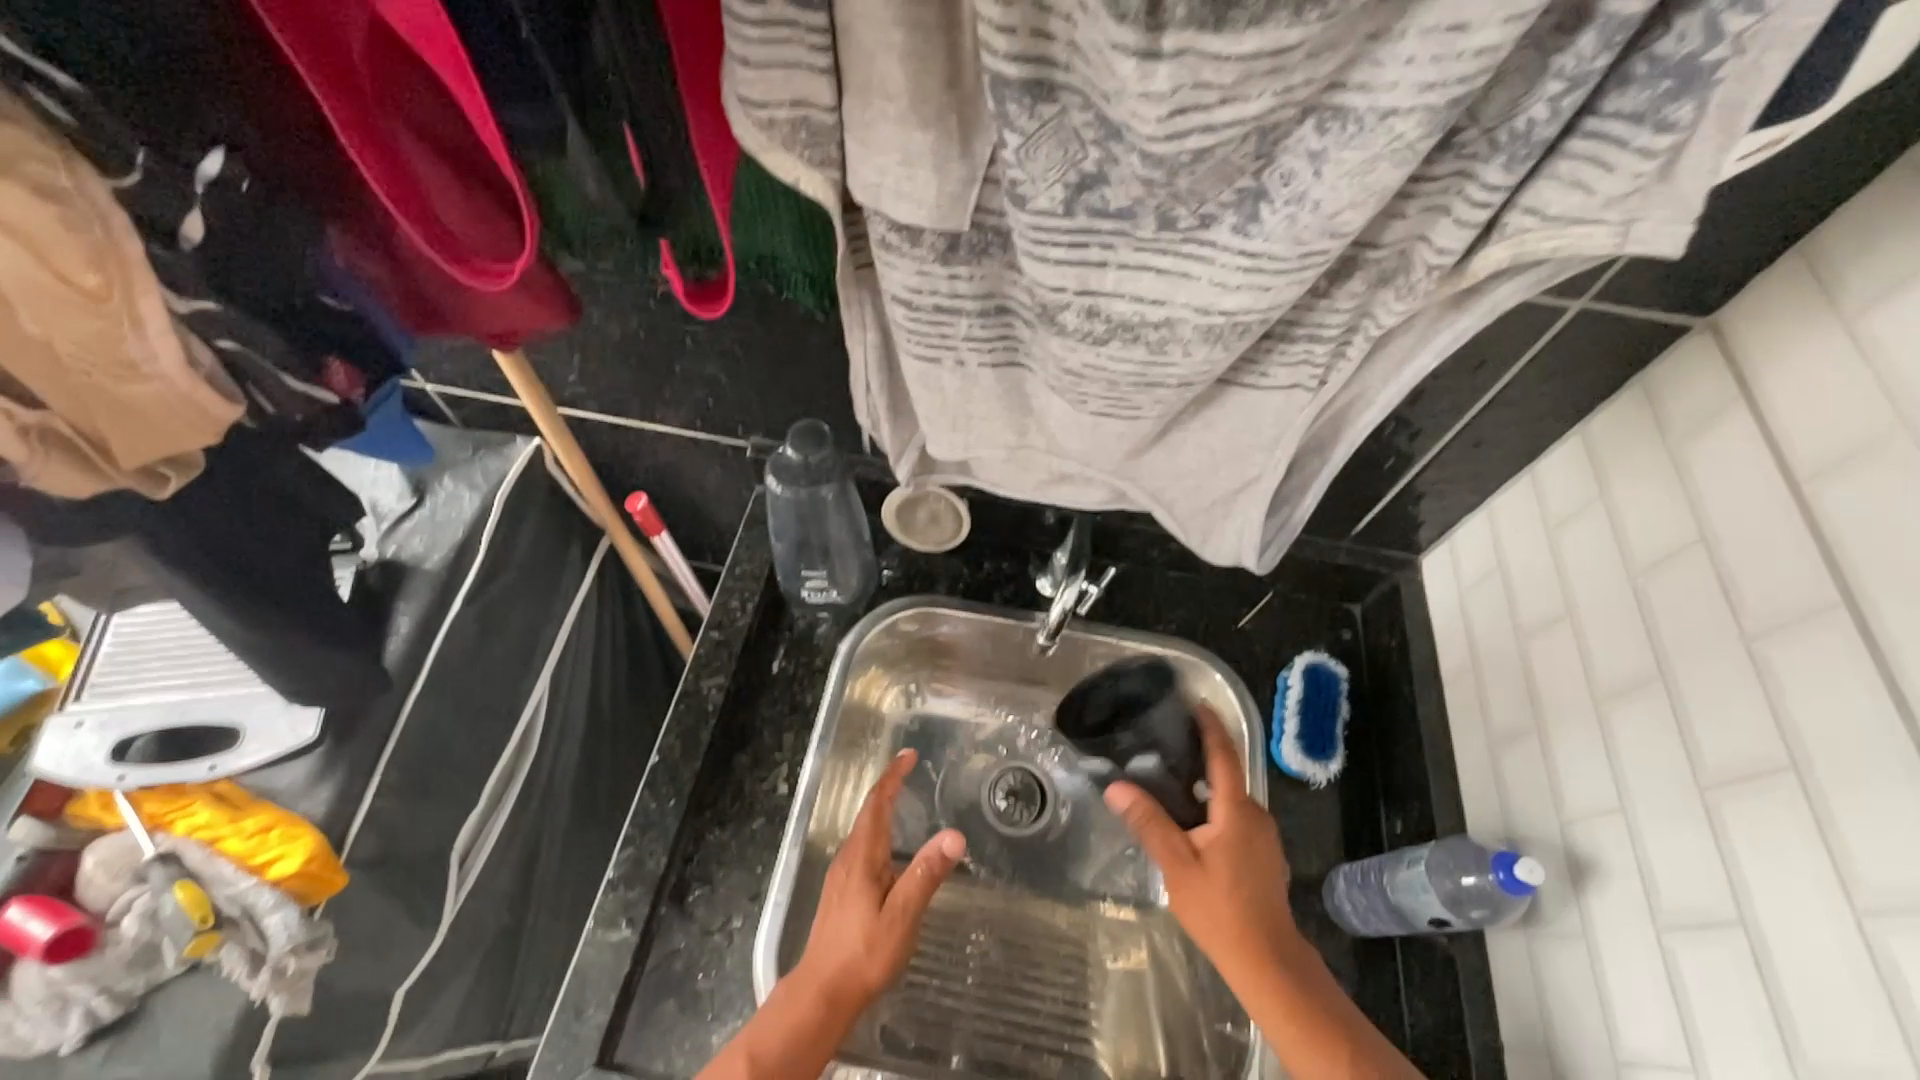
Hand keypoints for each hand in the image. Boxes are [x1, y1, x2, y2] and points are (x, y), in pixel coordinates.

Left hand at [794, 749, 966, 1013]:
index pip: (877, 804)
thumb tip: (954, 835)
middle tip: (910, 769)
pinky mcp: (841, 893)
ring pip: (863, 831)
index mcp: (862, 857)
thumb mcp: (902, 916)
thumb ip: (926, 874)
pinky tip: (890, 849)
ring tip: (902, 799)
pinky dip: (878, 832)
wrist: (822, 992)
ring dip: (882, 809)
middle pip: (868, 813)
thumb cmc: (863, 954)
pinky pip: (862, 848)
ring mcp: (841, 877)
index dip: (892, 777)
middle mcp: (848, 859)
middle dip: (888, 787)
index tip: (908, 755)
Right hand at [1103, 704, 1298, 988]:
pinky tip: (1192, 819)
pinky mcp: (1263, 856)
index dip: (1211, 727)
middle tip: (1169, 739)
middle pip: (1230, 774)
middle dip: (1204, 753)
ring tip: (1172, 776)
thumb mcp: (1176, 864)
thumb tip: (1116, 787)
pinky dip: (1214, 807)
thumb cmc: (1219, 908)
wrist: (1266, 958)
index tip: (1196, 703)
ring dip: (1207, 783)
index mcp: (1237, 810)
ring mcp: (1264, 837)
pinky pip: (1236, 817)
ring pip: (1232, 799)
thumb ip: (1149, 822)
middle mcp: (1256, 815)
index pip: (1224, 755)